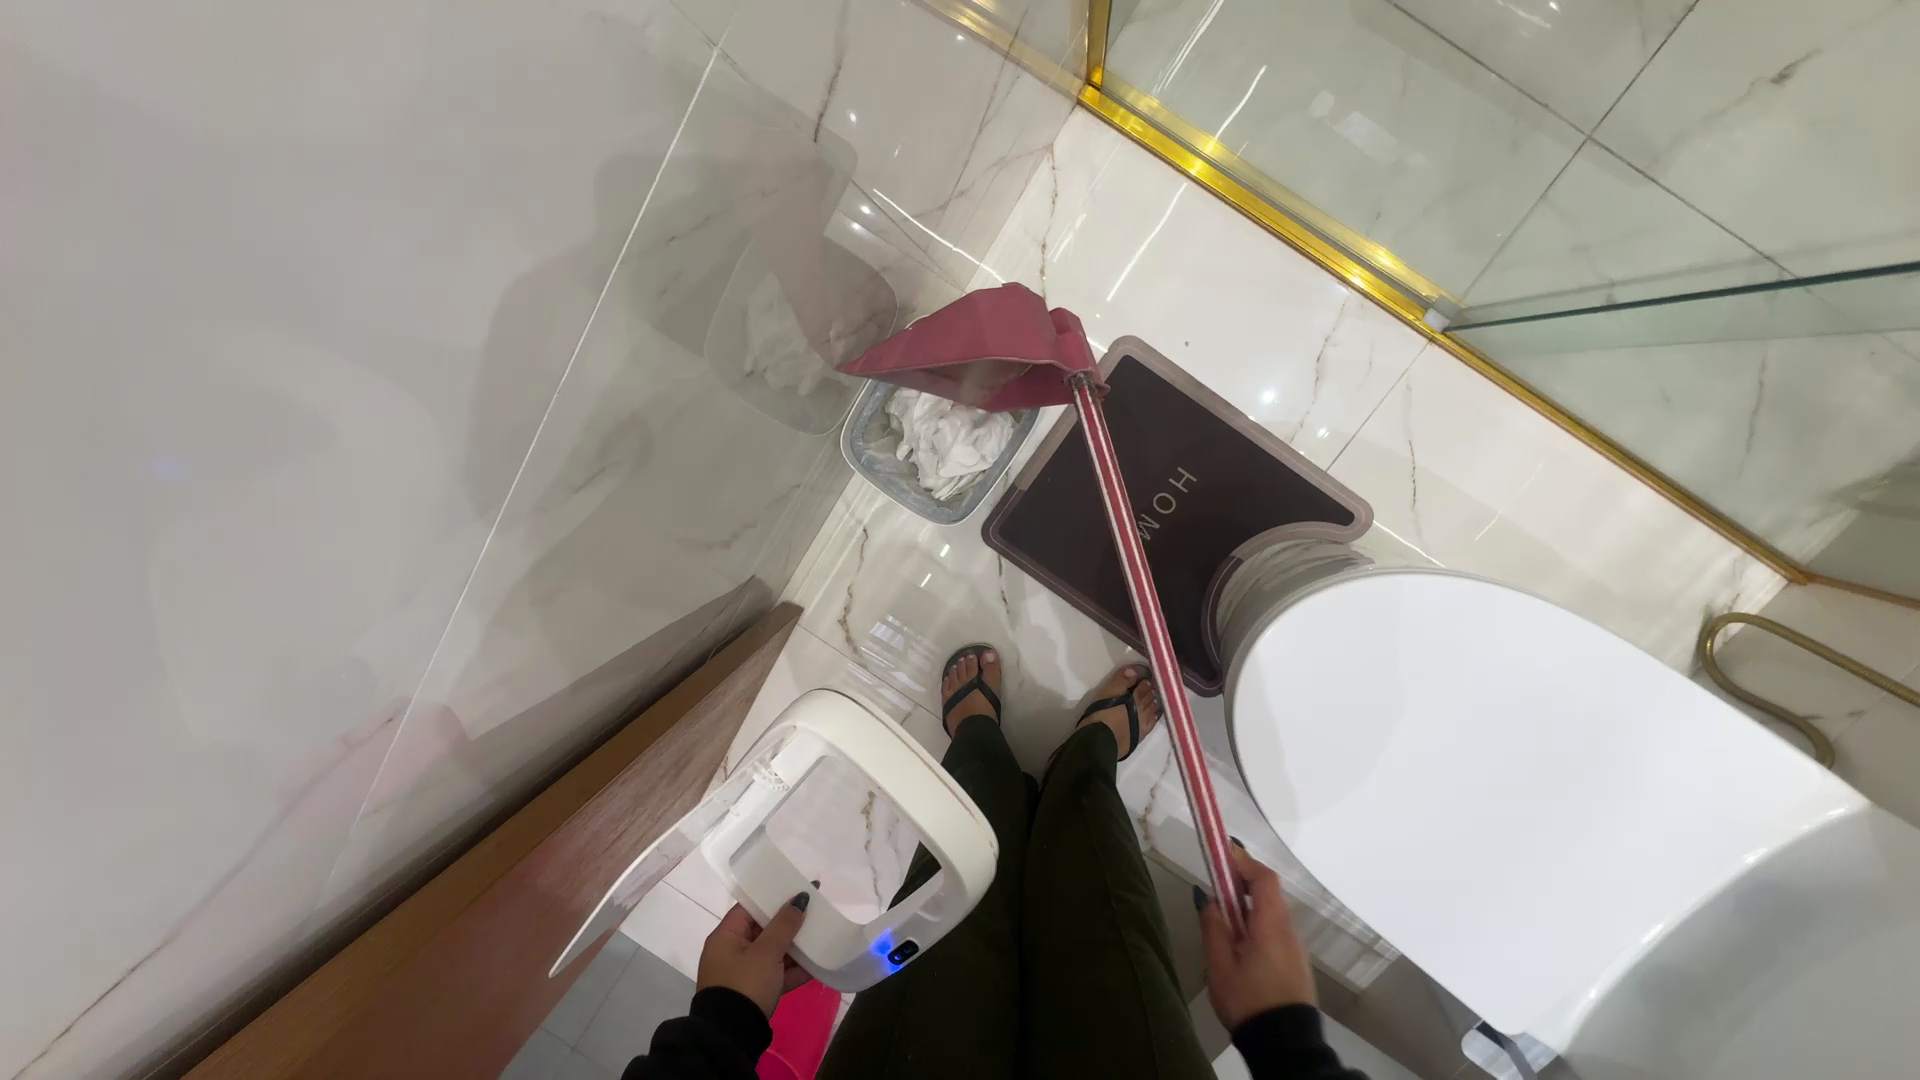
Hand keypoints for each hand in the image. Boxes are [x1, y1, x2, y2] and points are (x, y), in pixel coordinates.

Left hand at [696, 895, 810, 1015]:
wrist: (732, 1036)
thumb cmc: (745, 984)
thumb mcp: (766, 952)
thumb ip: (785, 924)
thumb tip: (800, 898)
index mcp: (726, 936)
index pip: (750, 907)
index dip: (773, 896)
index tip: (797, 888)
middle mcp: (731, 952)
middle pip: (763, 929)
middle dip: (788, 922)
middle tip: (814, 909)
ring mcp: (743, 974)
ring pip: (772, 952)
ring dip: (794, 946)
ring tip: (820, 932)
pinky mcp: (755, 993)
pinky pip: (776, 974)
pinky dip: (793, 969)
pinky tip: (817, 963)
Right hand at [1198, 844, 1317, 1029]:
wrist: (1285, 1048)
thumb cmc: (1249, 1002)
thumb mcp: (1220, 965)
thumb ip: (1213, 926)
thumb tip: (1207, 897)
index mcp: (1271, 926)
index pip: (1264, 878)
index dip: (1243, 861)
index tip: (1220, 853)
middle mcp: (1288, 932)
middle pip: (1268, 893)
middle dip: (1241, 881)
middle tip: (1215, 881)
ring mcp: (1295, 949)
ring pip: (1271, 913)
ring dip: (1248, 903)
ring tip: (1222, 914)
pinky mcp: (1295, 965)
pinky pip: (1275, 930)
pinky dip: (1257, 922)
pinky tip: (1239, 940)